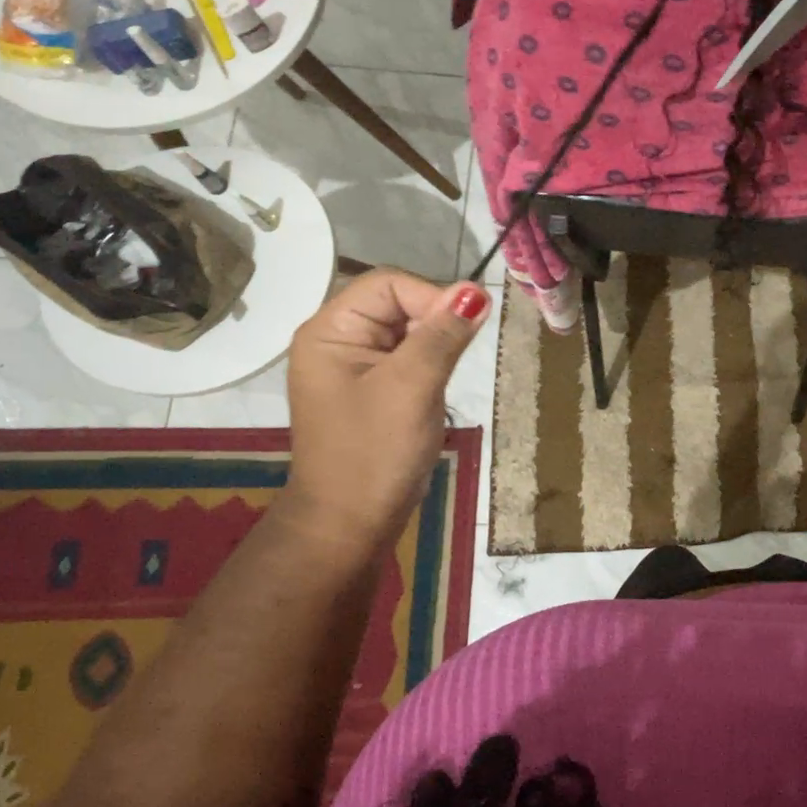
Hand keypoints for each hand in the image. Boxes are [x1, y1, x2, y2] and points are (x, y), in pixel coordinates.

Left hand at [278, 271, 489, 547]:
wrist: (350, 522)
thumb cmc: (375, 452)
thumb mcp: (413, 387)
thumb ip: (443, 334)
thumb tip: (476, 290)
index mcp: (330, 330)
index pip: (389, 284)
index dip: (432, 298)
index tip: (464, 332)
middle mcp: (337, 339)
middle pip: (398, 302)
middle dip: (435, 323)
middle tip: (453, 363)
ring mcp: (353, 366)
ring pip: (408, 330)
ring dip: (435, 347)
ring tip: (442, 381)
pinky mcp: (372, 389)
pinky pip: (407, 357)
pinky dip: (430, 365)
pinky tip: (436, 390)